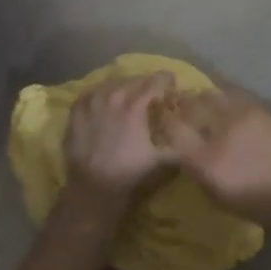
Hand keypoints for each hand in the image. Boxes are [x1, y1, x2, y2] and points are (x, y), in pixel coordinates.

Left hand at [62, 72, 177, 214]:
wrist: (94, 190)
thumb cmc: (131, 175)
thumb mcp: (165, 163)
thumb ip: (181, 146)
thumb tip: (195, 138)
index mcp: (135, 106)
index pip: (155, 82)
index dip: (167, 79)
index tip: (173, 82)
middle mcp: (112, 98)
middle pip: (132, 80)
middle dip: (145, 83)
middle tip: (152, 92)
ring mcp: (91, 104)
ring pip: (109, 84)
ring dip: (122, 87)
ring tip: (128, 94)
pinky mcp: (75, 114)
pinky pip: (88, 95)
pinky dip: (99, 94)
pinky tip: (102, 100)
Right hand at [156, 90, 270, 224]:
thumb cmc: (263, 204)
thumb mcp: (220, 198)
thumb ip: (197, 172)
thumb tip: (182, 153)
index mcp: (206, 159)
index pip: (173, 128)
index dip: (162, 121)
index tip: (157, 120)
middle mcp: (220, 130)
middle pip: (190, 105)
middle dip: (179, 104)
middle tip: (173, 107)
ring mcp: (242, 116)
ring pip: (211, 96)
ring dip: (200, 98)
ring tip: (197, 103)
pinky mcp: (260, 110)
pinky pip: (232, 97)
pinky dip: (221, 97)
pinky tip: (221, 104)